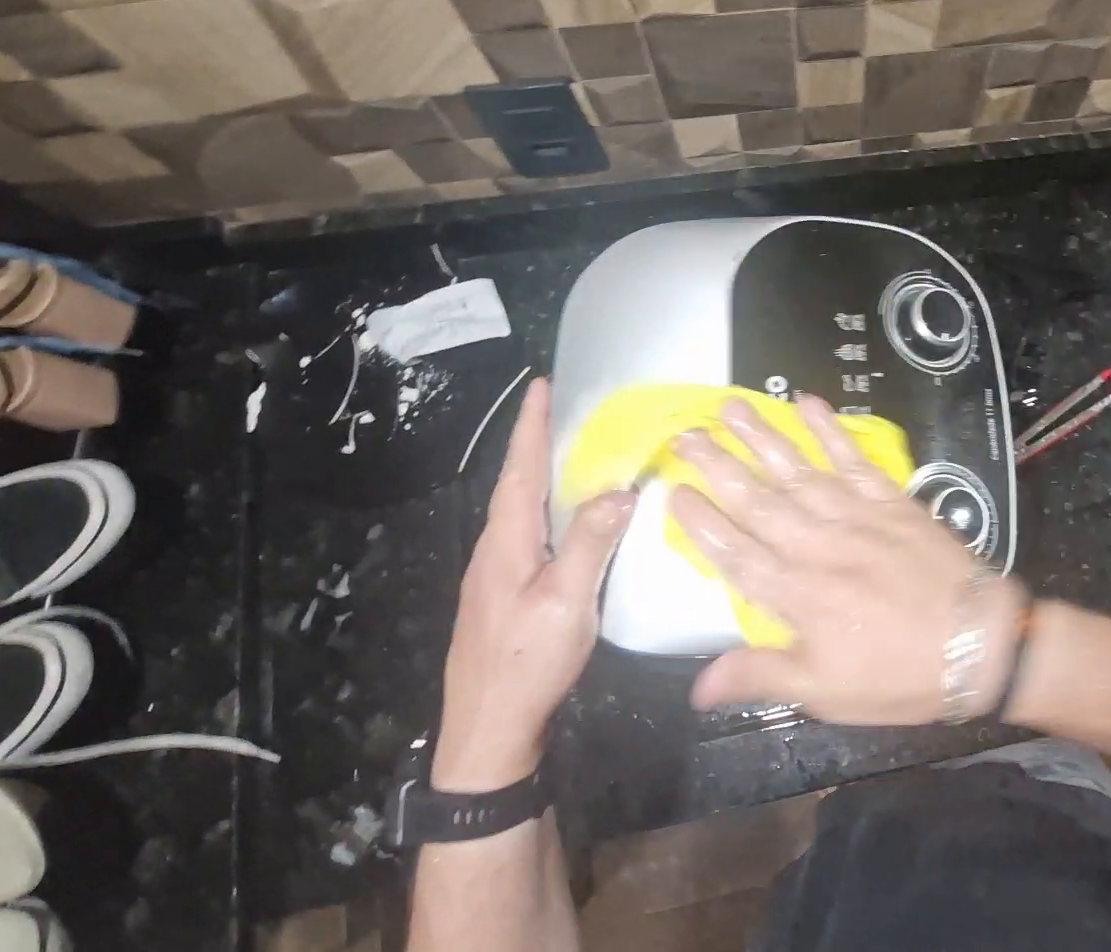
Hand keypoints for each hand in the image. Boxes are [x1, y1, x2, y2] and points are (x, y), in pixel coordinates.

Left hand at [435, 378, 633, 791]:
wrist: (490, 727)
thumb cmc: (527, 661)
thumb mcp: (566, 599)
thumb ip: (591, 542)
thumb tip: (620, 489)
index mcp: (506, 542)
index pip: (521, 470)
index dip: (532, 427)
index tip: (542, 385)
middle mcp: (496, 549)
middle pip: (518, 484)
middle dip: (539, 443)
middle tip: (567, 411)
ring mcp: (499, 574)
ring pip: (525, 511)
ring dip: (546, 476)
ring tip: (576, 453)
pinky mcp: (509, 594)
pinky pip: (534, 535)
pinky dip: (553, 510)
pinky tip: (574, 520)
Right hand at [669, 394, 1025, 724]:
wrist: (980, 644)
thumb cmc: (899, 674)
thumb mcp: (827, 692)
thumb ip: (762, 675)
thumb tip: (695, 686)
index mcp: (798, 594)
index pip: (736, 552)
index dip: (701, 524)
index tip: (673, 493)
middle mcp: (820, 545)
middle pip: (758, 501)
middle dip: (718, 466)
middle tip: (684, 435)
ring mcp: (858, 517)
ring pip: (798, 471)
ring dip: (762, 437)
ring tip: (730, 407)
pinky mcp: (892, 501)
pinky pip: (855, 458)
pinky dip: (831, 430)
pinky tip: (809, 403)